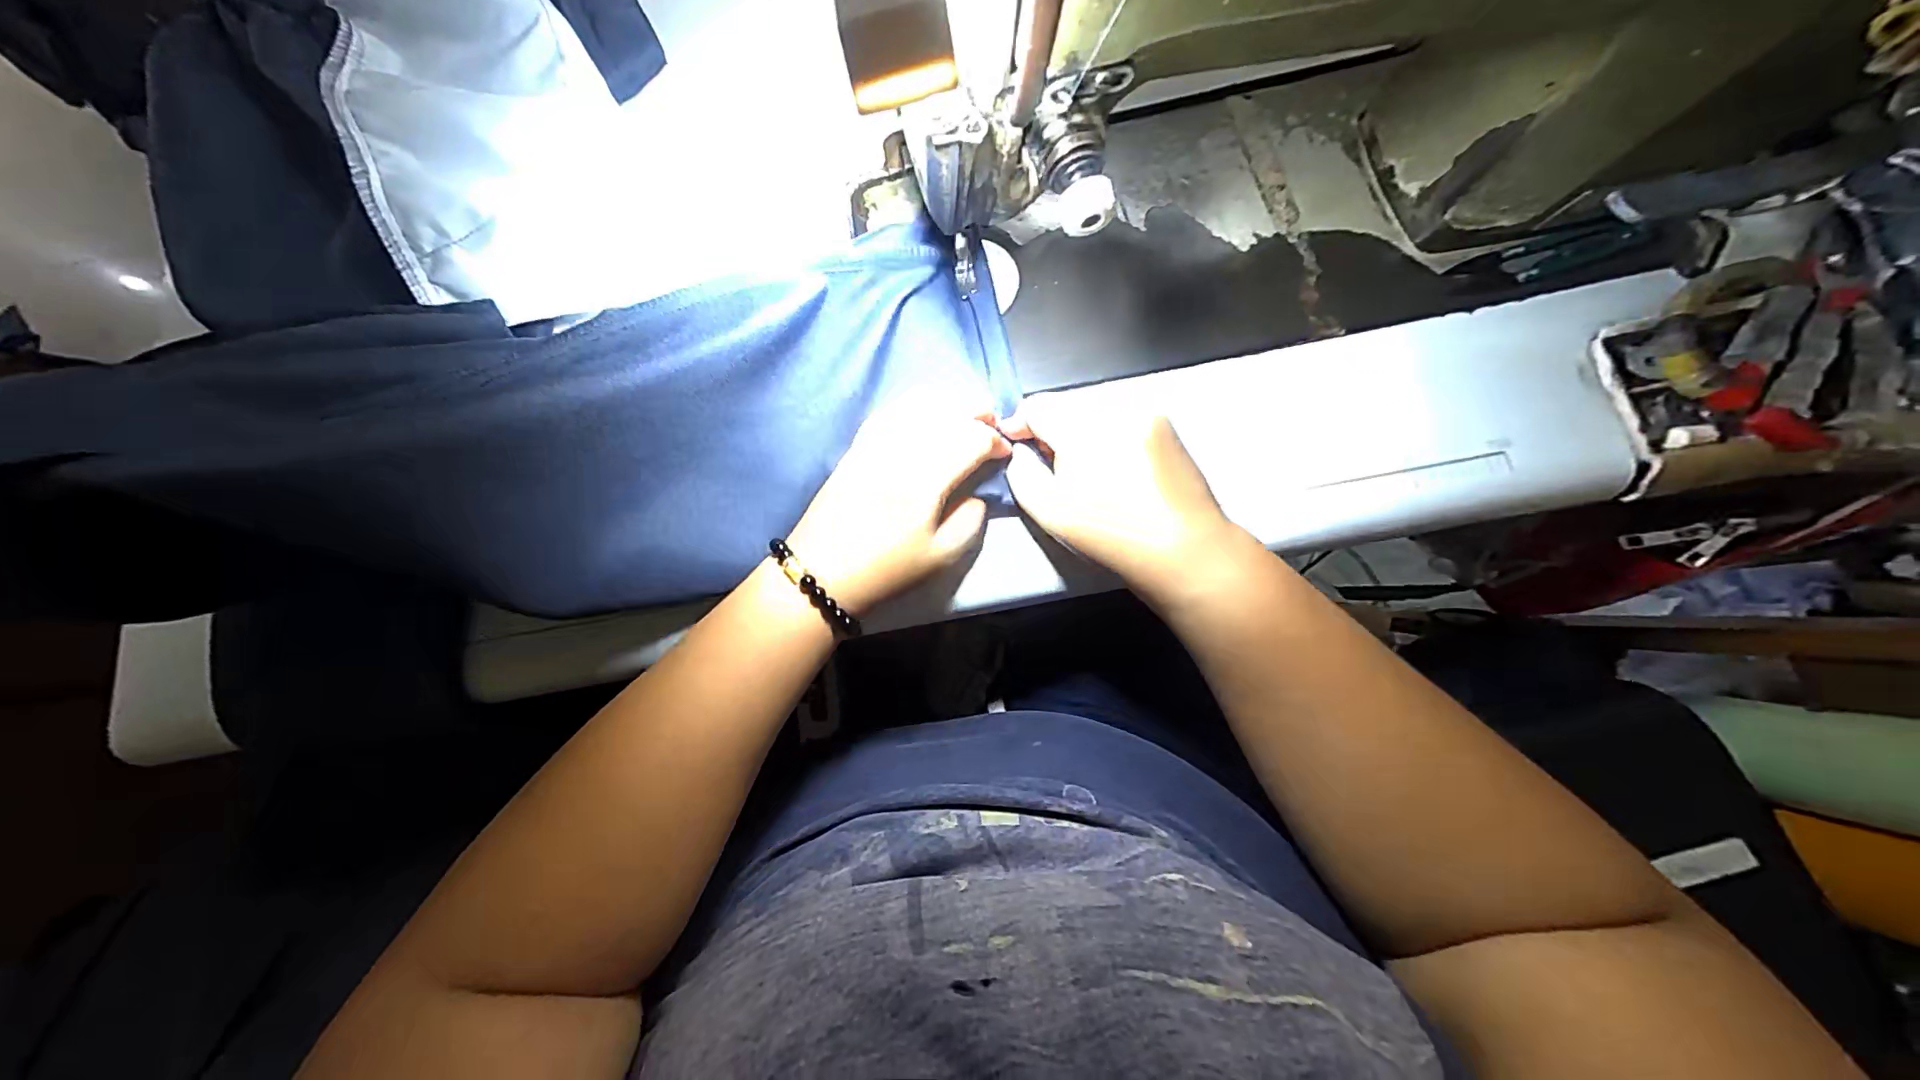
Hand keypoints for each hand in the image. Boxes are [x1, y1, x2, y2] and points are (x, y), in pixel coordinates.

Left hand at [784, 394, 1011, 614]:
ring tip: (963, 418)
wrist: (822, 571)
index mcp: (927, 478)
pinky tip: (926, 416)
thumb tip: (977, 492)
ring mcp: (876, 442)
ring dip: (949, 405)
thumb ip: (970, 519)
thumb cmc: (886, 568)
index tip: (1004, 454)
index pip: (973, 438)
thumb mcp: (942, 556)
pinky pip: (891, 410)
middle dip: (978, 413)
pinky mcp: (858, 445)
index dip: (995, 441)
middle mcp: (902, 449)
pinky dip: (916, 405)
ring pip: (920, 403)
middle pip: (949, 412)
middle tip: (992, 426)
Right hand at [999, 403, 1250, 604]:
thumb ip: (1022, 474)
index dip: (1018, 424)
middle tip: (1048, 462)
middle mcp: (1113, 407)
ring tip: (1083, 465)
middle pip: (1066, 404)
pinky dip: (1108, 433)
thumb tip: (1020, 451)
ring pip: (1094, 409)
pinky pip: (1122, 417)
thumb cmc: (1111, 533)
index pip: (1036, 405)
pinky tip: (1113, 464)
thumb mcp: (1050, 511)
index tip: (1014, 446)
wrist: (1185, 548)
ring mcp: (1143, 411)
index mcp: (1081, 426)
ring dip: (1079, 429)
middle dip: (1051, 428)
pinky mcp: (1164, 424)